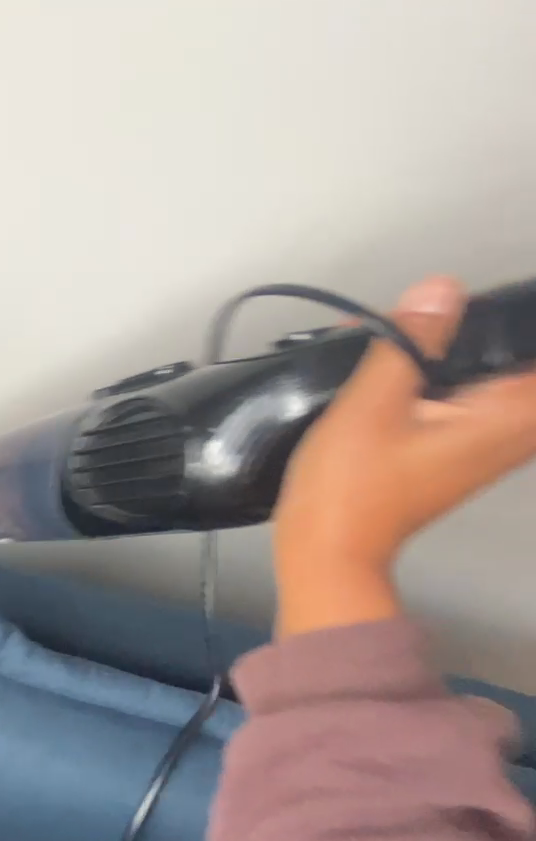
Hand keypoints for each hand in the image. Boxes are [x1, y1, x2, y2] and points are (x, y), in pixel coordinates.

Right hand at [273, 276, 535, 636]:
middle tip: (398, 323)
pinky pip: (463, 397)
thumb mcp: (368, 407)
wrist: (327, 548)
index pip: (525, 341)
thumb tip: (439, 289)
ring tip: (381, 346)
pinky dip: (430, 380)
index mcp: (516, 410)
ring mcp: (492, 441)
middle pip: (506, 356)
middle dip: (458, 333)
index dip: (488, 318)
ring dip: (438, 356)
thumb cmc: (348, 486)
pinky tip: (385, 378)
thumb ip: (407, 345)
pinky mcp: (461, 451)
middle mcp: (520, 425)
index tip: (432, 316)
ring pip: (481, 375)